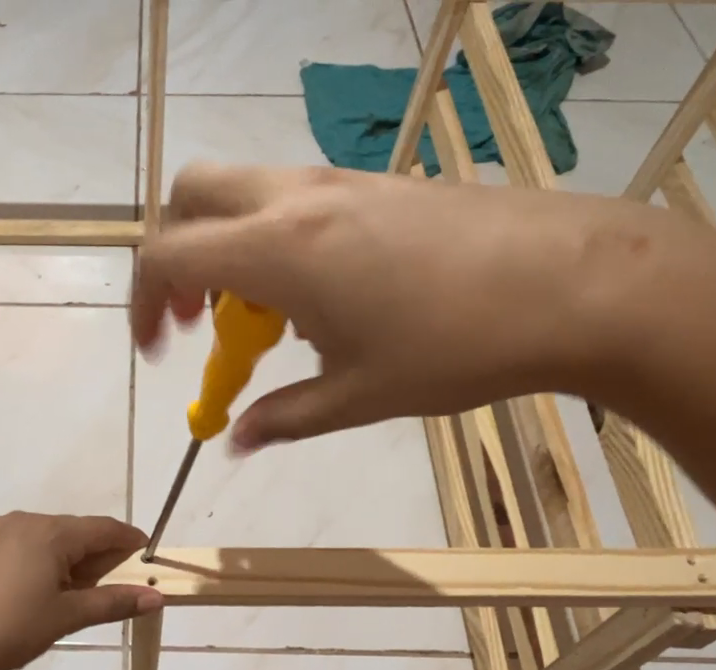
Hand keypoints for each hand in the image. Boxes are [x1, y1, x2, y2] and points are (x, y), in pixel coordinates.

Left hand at [0, 513, 162, 669]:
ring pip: (44, 537)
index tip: (146, 554)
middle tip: (107, 586)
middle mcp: (22, 521)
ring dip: (65, 558)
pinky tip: (33, 589)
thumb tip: (157, 598)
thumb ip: (114, 602)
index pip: (102, 528)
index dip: (128, 540)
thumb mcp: (67, 617)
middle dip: (95, 554)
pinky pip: (18, 543)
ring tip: (69, 593)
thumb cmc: (12, 629)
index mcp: (49, 533)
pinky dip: (37, 559)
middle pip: (73, 531)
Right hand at [131, 162, 681, 450]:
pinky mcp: (374, 183)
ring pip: (243, 191)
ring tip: (259, 317)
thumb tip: (235, 443)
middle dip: (174, 255)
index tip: (157, 352)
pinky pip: (292, 197)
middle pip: (192, 194)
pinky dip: (272, 238)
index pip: (168, 254)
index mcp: (278, 250)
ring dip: (226, 246)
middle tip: (194, 318)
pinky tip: (317, 296)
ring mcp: (338, 181)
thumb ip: (282, 417)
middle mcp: (295, 198)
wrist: (572, 281)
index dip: (143, 304)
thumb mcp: (357, 395)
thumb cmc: (455, 346)